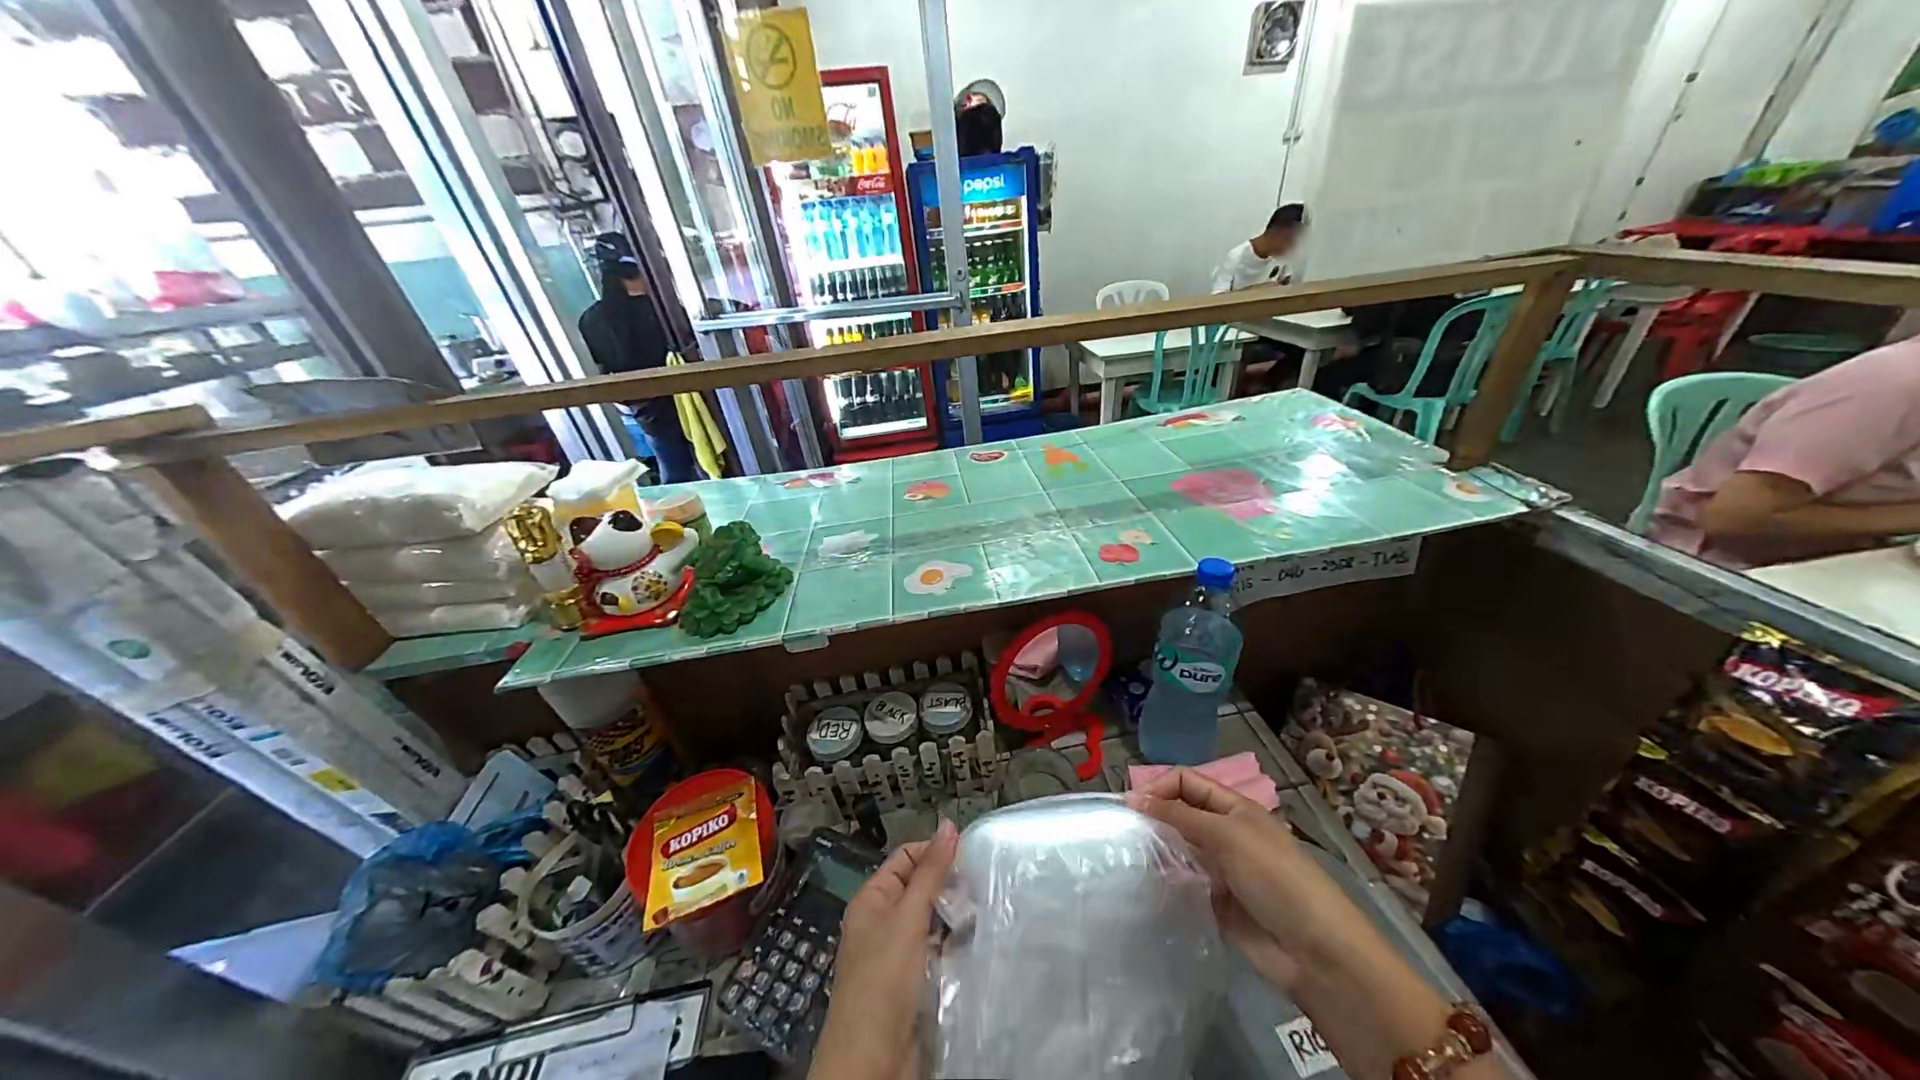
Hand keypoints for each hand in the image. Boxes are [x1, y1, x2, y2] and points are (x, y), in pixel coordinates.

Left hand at [807, 820, 957, 1079]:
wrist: (872, 1061)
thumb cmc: (883, 980)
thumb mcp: (907, 918)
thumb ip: (930, 873)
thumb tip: (947, 825)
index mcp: (872, 900)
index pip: (905, 858)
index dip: (934, 851)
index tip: (970, 853)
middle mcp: (882, 922)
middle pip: (919, 888)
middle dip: (948, 885)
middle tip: (983, 883)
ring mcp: (898, 954)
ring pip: (931, 921)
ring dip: (954, 916)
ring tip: (986, 909)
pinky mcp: (913, 982)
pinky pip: (937, 951)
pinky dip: (954, 945)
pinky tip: (977, 942)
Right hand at [1126, 767, 1366, 991]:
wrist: (1315, 952)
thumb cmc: (1275, 879)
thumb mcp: (1227, 836)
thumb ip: (1179, 816)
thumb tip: (1133, 798)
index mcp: (1234, 809)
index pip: (1187, 782)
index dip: (1159, 787)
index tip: (1129, 806)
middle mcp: (1225, 834)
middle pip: (1179, 814)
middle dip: (1153, 818)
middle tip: (1122, 833)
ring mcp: (1219, 869)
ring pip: (1177, 849)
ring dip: (1156, 850)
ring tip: (1129, 860)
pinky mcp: (1214, 902)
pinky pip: (1182, 883)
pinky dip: (1165, 881)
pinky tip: (1146, 886)